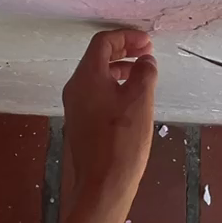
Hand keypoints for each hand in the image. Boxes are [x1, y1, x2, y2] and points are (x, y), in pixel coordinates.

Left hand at [61, 30, 158, 211]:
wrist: (102, 185)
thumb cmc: (122, 141)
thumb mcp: (140, 101)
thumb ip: (144, 73)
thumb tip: (146, 61)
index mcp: (87, 76)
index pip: (103, 42)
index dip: (126, 37)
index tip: (146, 42)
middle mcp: (76, 87)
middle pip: (97, 56)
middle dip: (123, 49)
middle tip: (146, 51)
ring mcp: (75, 105)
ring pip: (97, 74)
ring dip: (120, 67)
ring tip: (143, 71)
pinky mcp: (80, 120)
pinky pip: (96, 90)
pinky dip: (113, 83)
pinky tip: (131, 95)